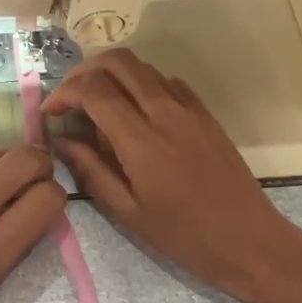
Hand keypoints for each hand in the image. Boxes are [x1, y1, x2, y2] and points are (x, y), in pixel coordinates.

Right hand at [44, 49, 301, 302]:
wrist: (250, 242)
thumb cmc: (184, 237)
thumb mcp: (128, 212)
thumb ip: (90, 170)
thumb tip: (60, 140)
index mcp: (141, 140)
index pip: (93, 90)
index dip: (64, 93)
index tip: (51, 113)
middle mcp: (164, 112)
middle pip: (117, 61)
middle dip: (84, 70)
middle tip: (70, 97)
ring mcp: (189, 108)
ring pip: (142, 67)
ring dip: (112, 75)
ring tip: (98, 105)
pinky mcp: (205, 113)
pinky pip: (166, 82)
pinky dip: (141, 85)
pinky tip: (135, 113)